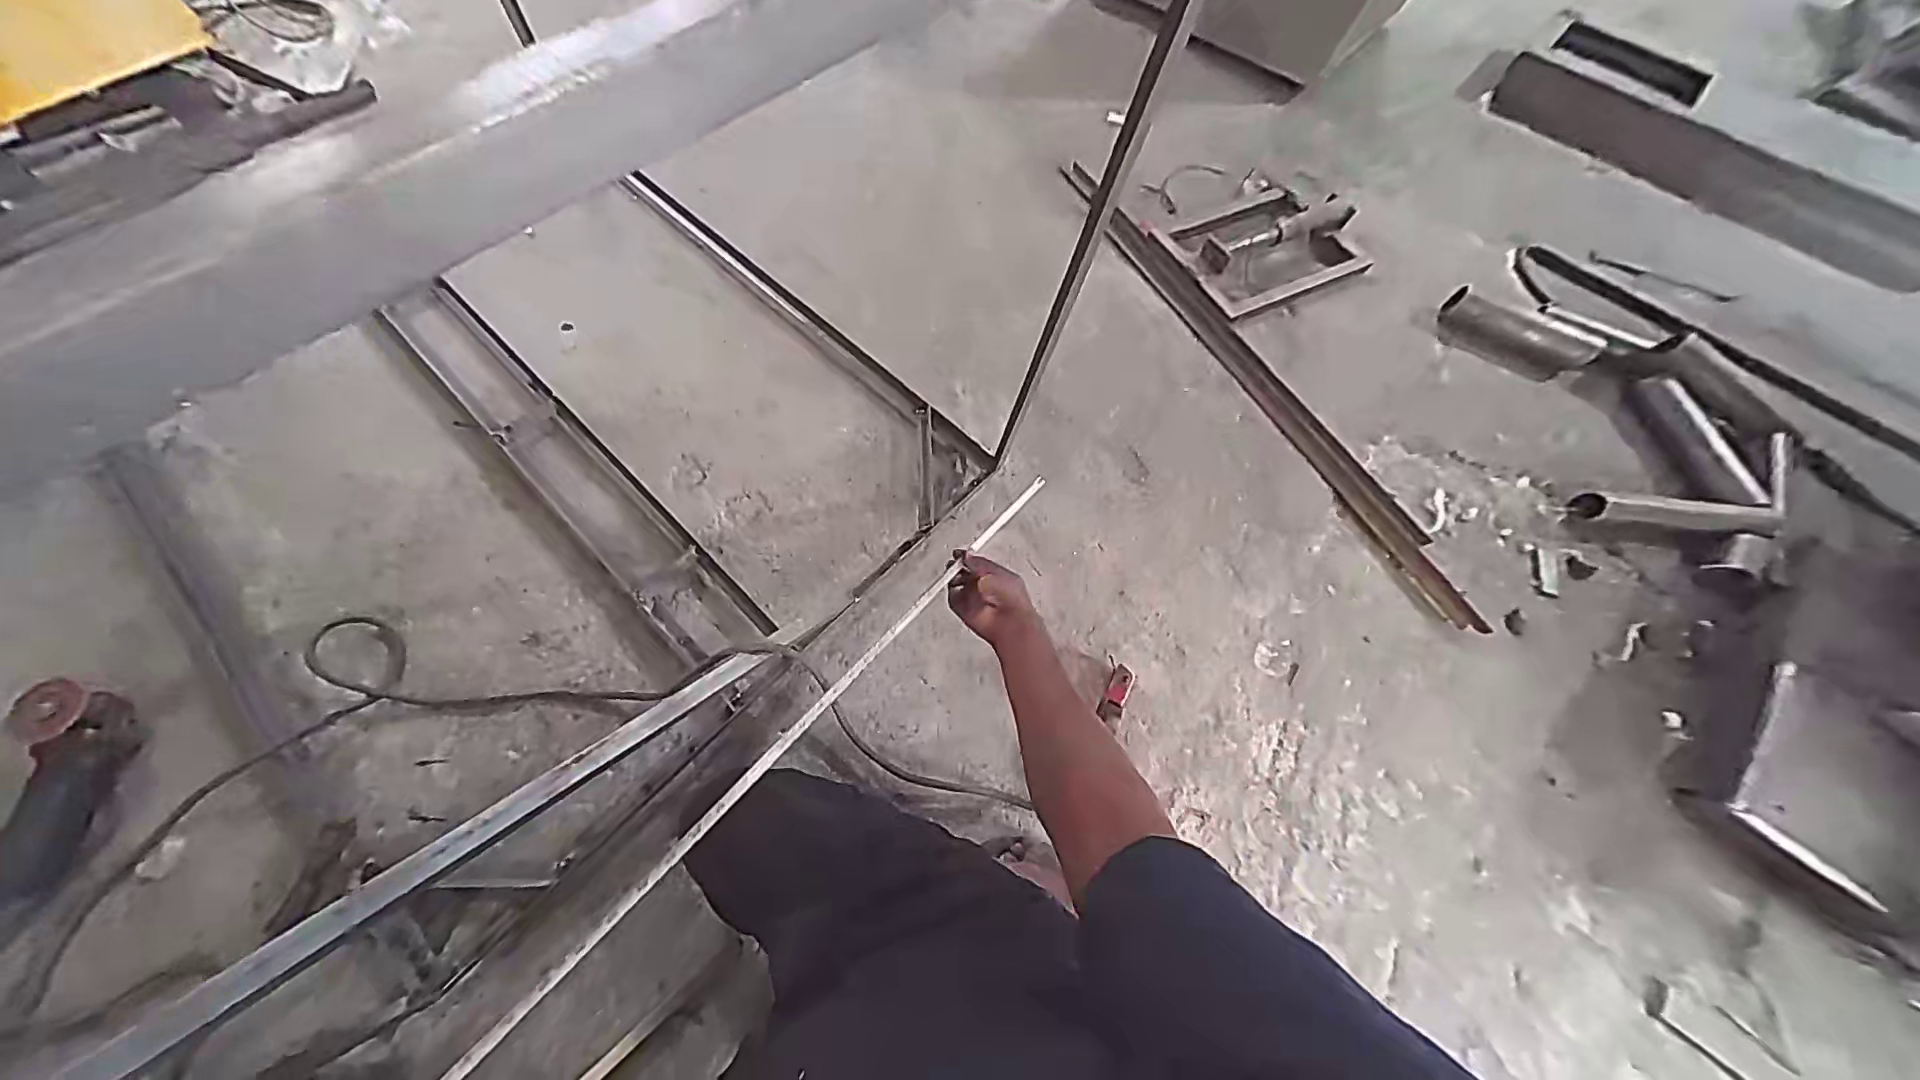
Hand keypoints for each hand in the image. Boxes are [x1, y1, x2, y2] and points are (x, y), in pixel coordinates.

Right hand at [948, 551, 1041, 648]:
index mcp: (995, 575)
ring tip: (954, 573)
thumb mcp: (996, 572)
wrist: (1009, 621)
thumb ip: (979, 563)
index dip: (967, 557)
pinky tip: (954, 584)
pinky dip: (950, 589)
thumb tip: (967, 556)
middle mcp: (983, 586)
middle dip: (958, 566)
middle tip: (956, 563)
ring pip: (956, 582)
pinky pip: (952, 596)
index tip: (960, 553)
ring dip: (953, 576)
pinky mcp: (963, 608)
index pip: (977, 563)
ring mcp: (973, 597)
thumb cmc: (1013, 599)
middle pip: (964, 572)